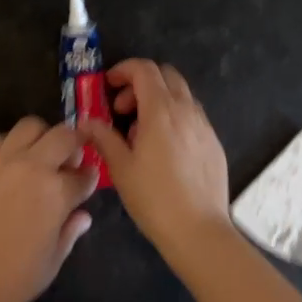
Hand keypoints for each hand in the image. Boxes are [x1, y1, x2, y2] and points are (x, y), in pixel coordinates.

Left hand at [0, 117, 98, 301]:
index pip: (83, 174)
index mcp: (57, 192)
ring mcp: (2, 160)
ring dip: (42, 136)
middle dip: (73, 143)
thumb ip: (70, 232)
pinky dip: (11, 146)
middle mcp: (32, 166)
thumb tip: (83, 216)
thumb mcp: (52, 261)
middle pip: (63, 135)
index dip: (88, 177)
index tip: (86, 180)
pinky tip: (10, 165)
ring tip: (39, 156)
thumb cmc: (14, 280)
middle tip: (69, 159)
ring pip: (30, 126)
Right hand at [80, 59, 232, 256]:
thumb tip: (87, 121)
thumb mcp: (121, 168)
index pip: (144, 69)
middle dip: (141, 83)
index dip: (123, 70)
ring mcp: (204, 125)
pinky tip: (165, 150)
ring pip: (181, 94)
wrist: (200, 232)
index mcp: (161, 110)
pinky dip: (175, 117)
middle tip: (124, 110)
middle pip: (165, 75)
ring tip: (143, 133)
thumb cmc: (155, 198)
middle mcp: (186, 109)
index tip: (109, 86)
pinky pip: (193, 116)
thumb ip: (103, 138)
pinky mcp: (214, 143)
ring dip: (159, 100)